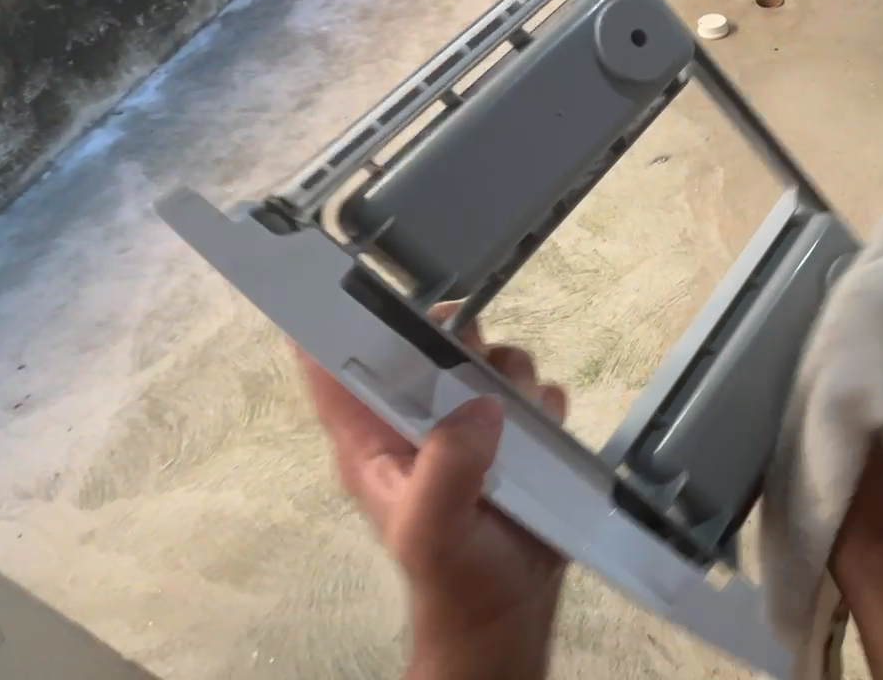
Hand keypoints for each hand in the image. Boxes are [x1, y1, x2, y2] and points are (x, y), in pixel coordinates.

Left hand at [298, 304, 567, 679]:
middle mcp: (422, 417)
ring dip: (511, 373)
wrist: (512, 607)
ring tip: (521, 420)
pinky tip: (544, 434)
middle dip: (454, 335)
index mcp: (374, 437)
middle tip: (476, 357)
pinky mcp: (516, 428)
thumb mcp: (432, 532)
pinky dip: (544, 399)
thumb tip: (481, 403)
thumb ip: (446, 471)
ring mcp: (472, 421)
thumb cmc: (456, 577)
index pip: (338, 364)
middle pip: (427, 342)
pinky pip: (533, 386)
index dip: (337, 315)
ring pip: (488, 357)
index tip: (359, 274)